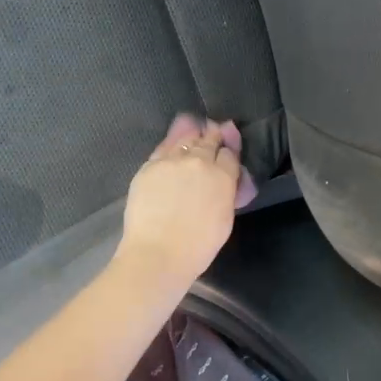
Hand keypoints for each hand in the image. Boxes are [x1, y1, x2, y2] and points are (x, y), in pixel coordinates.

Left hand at [115, 115, 256, 285]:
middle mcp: (199, 161)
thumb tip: (225, 179)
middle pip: (209, 141)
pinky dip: (172, 141)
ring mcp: (172, 161)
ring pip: (186, 139)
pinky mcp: (150, 165)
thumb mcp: (224, 219)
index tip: (227, 150)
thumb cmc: (197, 247)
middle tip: (214, 131)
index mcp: (222, 177)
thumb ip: (227, 192)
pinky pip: (164, 147)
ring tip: (195, 128)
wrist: (157, 252)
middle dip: (213, 136)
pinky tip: (174, 140)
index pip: (230, 154)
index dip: (229, 151)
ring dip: (193, 135)